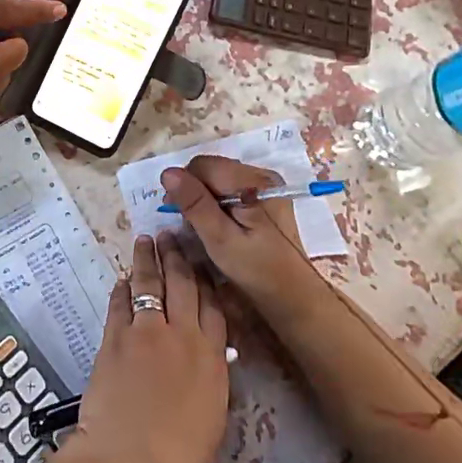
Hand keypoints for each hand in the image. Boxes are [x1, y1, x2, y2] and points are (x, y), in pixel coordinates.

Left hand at [67, 234, 229, 462]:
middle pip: (183, 284)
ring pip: (150, 283)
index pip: (214, 307)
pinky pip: (121, 302)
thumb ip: (210, 376)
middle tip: (173, 235)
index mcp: (212, 357)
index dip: (208, 281)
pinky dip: (122, 288)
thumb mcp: (210, 415)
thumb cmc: (180, 457)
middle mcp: (182, 334)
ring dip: (148, 258)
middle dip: (179, 256)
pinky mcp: (115, 337)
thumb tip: (208, 355)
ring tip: (147, 239)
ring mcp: (146, 331)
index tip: (203, 264)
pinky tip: (123, 279)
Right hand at [164, 157, 319, 307]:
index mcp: (255, 182)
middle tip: (188, 224)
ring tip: (203, 227)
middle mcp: (264, 176)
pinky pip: (232, 191)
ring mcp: (267, 187)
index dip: (184, 185)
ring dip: (205, 199)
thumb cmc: (257, 271)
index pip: (204, 166)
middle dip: (194, 192)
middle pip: (213, 170)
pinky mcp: (267, 200)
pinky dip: (218, 205)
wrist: (294, 296)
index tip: (176, 213)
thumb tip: (168, 173)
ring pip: (220, 180)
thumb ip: (195, 204)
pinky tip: (219, 226)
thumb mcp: (220, 239)